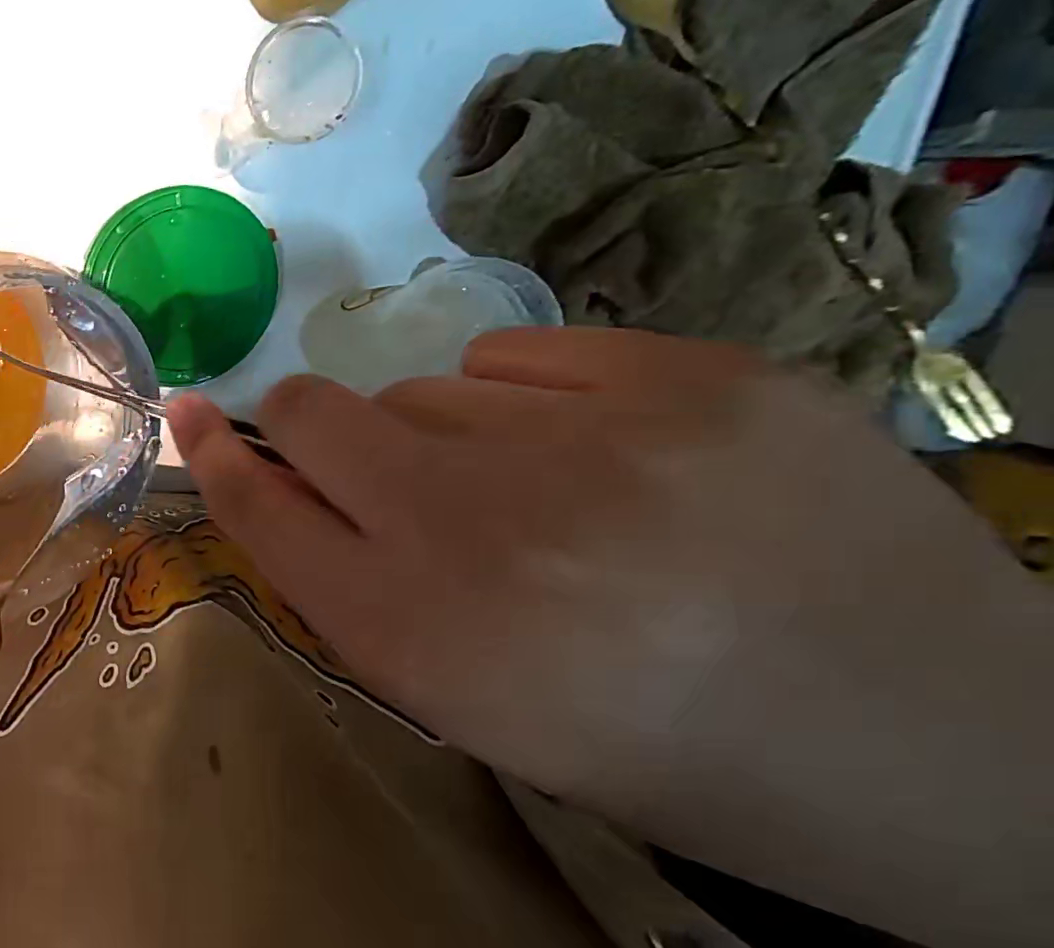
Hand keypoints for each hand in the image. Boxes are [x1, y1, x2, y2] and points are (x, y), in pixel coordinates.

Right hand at [170, 328, 1053, 946]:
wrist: (907, 743)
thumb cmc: (624, 724)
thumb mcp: (448, 682)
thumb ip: (337, 573)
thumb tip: (262, 469)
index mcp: (415, 631)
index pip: (259, 504)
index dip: (214, 451)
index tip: (188, 409)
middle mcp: (476, 529)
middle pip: (314, 411)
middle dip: (315, 427)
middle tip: (382, 468)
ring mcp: (590, 442)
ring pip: (421, 385)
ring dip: (443, 434)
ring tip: (535, 493)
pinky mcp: (690, 377)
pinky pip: (520, 353)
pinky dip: (530, 398)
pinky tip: (601, 454)